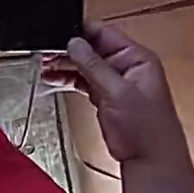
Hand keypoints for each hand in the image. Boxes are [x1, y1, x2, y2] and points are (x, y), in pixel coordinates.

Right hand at [44, 20, 193, 170]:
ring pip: (84, 64)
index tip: (59, 33)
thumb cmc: (147, 129)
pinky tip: (53, 77)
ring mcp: (114, 82)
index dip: (81, 32)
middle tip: (46, 53)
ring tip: (44, 65)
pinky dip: (68, 78)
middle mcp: (126, 66)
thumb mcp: (118, 92)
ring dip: (65, 64)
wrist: (149, 161)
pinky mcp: (104, 96)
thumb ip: (94, 65)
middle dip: (68, 50)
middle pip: (91, 48)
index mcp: (137, 58)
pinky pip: (82, 80)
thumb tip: (75, 43)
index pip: (104, 34)